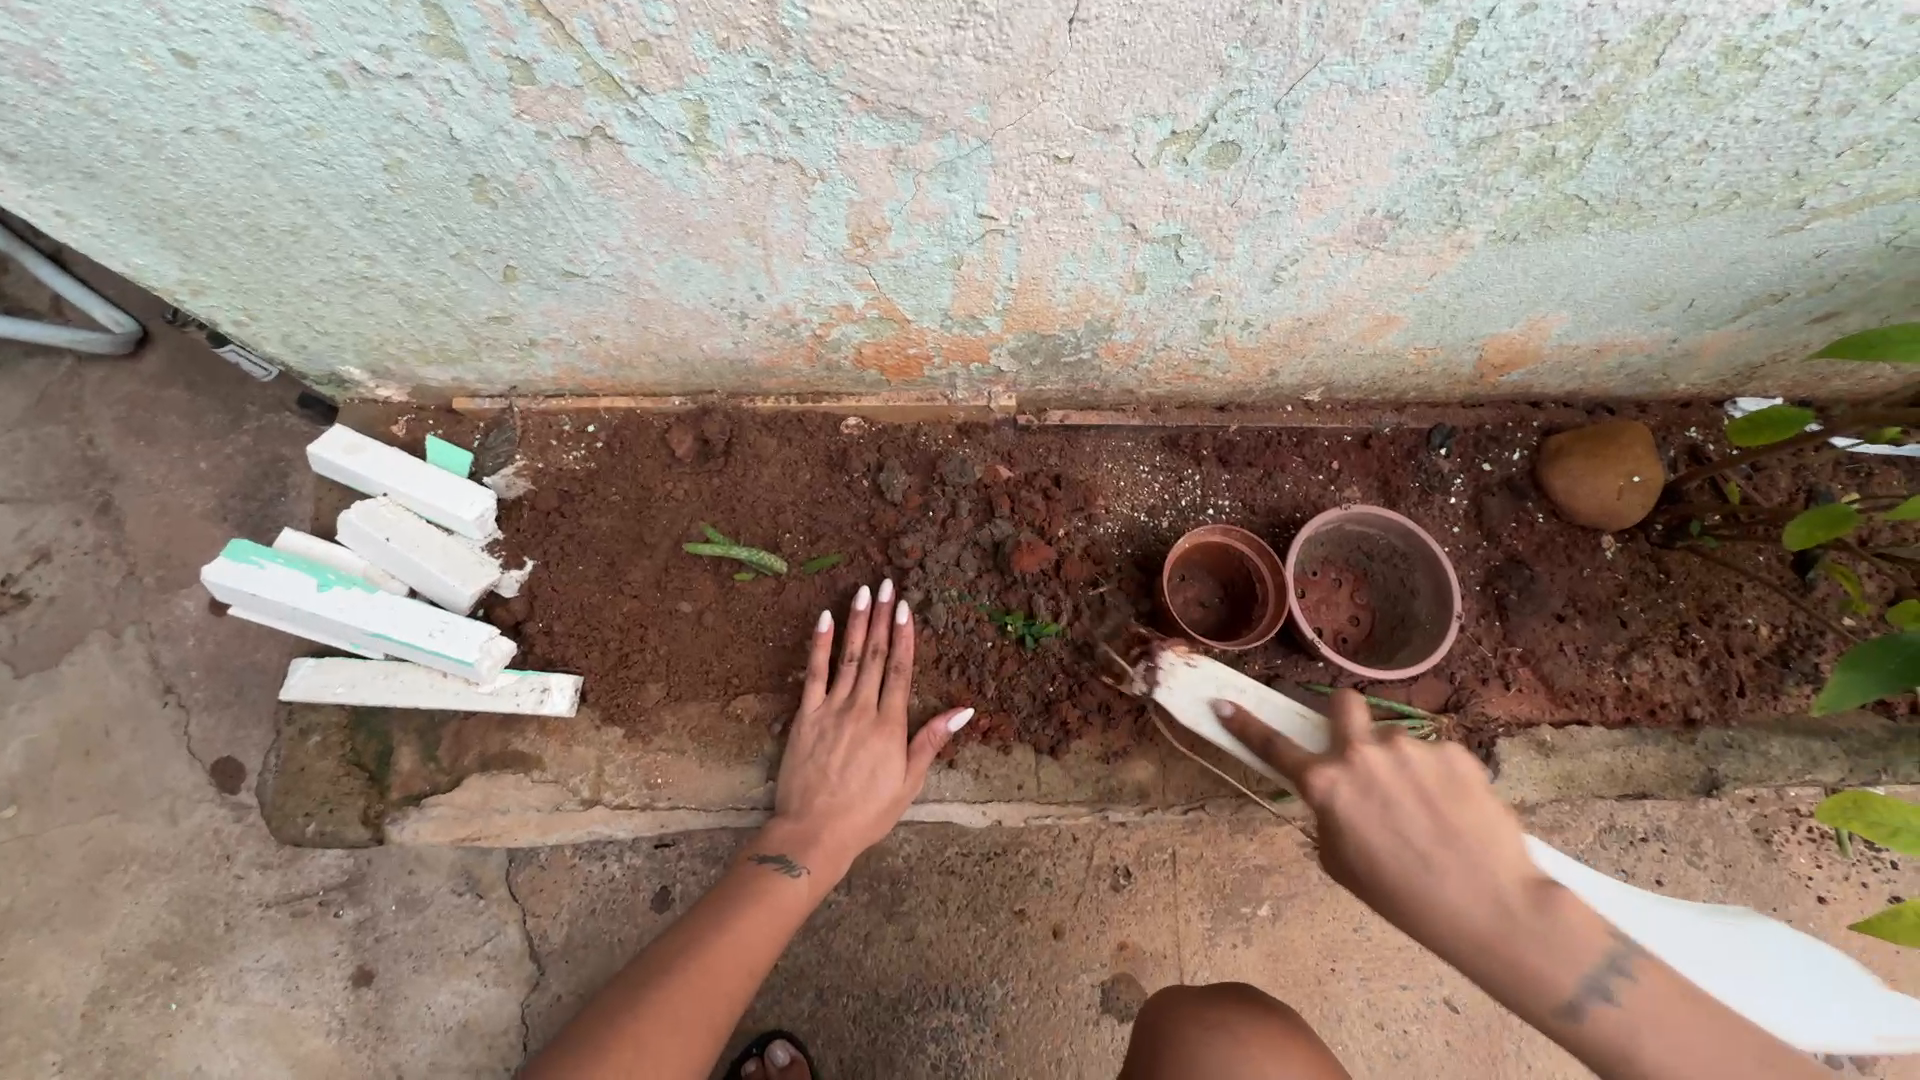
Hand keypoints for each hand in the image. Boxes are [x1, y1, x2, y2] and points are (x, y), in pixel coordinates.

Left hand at [754, 579, 971, 880]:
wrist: (814, 832)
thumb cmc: (867, 813)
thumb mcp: (909, 782)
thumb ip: (932, 740)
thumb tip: (964, 711)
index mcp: (890, 725)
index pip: (900, 669)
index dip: (904, 636)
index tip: (906, 608)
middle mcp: (862, 709)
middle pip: (875, 654)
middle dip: (882, 617)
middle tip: (887, 585)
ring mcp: (831, 710)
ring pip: (848, 656)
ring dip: (856, 621)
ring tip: (863, 592)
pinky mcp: (805, 716)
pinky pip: (813, 673)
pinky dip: (820, 644)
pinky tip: (825, 618)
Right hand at [1213, 690, 1551, 961]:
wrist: (1492, 907)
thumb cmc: (1403, 896)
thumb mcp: (1339, 861)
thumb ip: (1327, 814)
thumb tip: (1336, 794)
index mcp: (1325, 784)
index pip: (1272, 745)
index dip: (1243, 723)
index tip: (1223, 703)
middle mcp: (1361, 754)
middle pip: (1342, 704)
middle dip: (1345, 718)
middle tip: (1361, 750)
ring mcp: (1410, 748)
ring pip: (1395, 740)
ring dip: (1399, 762)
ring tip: (1426, 809)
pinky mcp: (1455, 752)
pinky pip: (1436, 755)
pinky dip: (1439, 777)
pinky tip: (1455, 812)